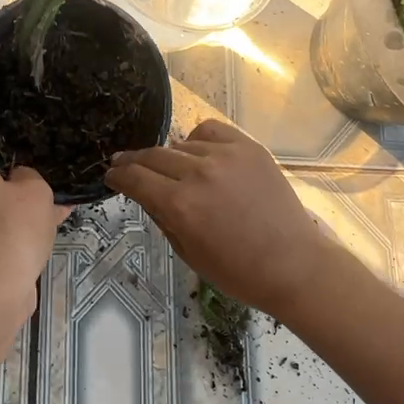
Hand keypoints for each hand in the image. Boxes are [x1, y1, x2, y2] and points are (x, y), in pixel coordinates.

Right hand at [104, 120, 331, 317]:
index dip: (117, 176)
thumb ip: (162, 217)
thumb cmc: (238, 271)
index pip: (135, 179)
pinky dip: (198, 140)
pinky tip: (198, 152)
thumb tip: (146, 194)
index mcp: (180, 205)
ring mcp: (225, 156)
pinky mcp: (248, 147)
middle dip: (134, 162)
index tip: (111, 175)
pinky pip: (210, 132)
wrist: (293, 264)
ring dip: (168, 156)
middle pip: (152, 156)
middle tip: (124, 164)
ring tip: (168, 165)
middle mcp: (198, 173)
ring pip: (180, 145)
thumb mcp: (188, 253)